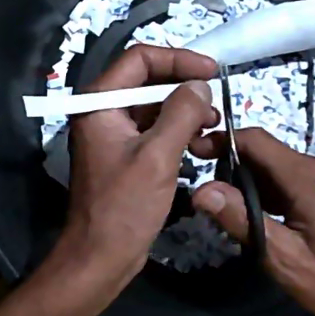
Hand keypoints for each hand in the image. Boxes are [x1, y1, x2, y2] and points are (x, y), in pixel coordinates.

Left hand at [60, 45, 220, 292]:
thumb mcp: (158, 156)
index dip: (177, 59)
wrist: (100, 256)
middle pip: (146, 80)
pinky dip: (176, 130)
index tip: (211, 71)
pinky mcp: (123, 154)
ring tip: (213, 125)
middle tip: (215, 101)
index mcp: (98, 103)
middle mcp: (101, 111)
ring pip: (152, 106)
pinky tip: (200, 143)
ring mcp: (112, 133)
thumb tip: (200, 85)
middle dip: (183, 86)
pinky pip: (153, 129)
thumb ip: (181, 113)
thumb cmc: (124, 206)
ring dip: (184, 110)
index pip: (139, 59)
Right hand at [190, 128, 314, 315]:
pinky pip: (289, 179)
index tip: (192, 152)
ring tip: (221, 207)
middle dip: (231, 165)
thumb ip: (241, 219)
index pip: (257, 141)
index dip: (221, 141)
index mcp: (311, 179)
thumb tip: (200, 191)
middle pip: (265, 152)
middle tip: (203, 191)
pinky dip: (265, 191)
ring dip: (247, 180)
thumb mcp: (282, 257)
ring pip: (275, 166)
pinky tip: (251, 215)